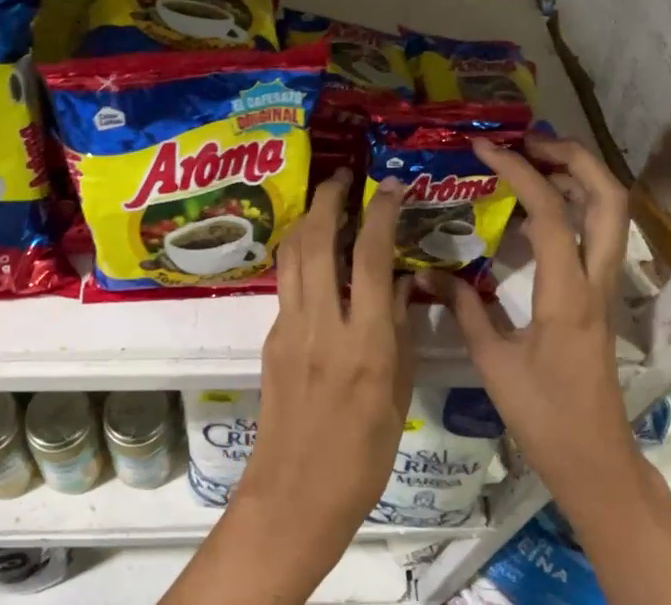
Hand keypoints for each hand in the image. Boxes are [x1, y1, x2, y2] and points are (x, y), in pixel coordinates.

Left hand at [237, 169, 415, 538]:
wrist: (296, 495)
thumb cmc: (363, 457)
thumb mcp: (399, 394)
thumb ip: (399, 333)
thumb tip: (399, 284)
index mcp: (366, 343)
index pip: (372, 256)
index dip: (382, 212)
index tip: (392, 186)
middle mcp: (323, 324)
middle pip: (319, 240)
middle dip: (330, 199)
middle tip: (345, 177)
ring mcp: (289, 328)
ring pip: (293, 254)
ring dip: (308, 219)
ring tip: (326, 201)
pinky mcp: (271, 338)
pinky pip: (287, 282)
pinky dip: (300, 254)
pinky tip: (314, 254)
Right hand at [416, 133, 635, 487]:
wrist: (596, 460)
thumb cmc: (543, 415)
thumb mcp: (492, 362)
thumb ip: (465, 310)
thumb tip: (429, 276)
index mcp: (567, 294)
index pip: (551, 212)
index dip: (519, 170)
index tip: (484, 149)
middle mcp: (597, 281)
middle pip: (608, 198)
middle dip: (573, 158)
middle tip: (528, 141)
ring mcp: (606, 289)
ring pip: (612, 214)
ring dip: (579, 177)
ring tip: (533, 160)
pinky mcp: (603, 299)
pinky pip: (598, 236)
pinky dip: (575, 206)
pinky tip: (538, 211)